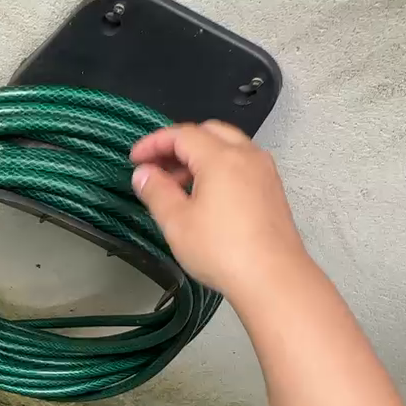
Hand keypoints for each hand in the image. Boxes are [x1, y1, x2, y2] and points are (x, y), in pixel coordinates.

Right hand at [130, 122, 310, 300]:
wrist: (269, 274)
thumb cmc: (221, 249)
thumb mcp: (176, 222)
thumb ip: (156, 192)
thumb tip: (143, 174)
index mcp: (220, 158)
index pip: (183, 135)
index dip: (154, 142)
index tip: (135, 157)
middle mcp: (246, 155)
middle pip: (208, 132)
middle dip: (177, 145)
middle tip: (155, 166)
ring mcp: (262, 169)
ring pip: (226, 146)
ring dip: (198, 156)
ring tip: (176, 184)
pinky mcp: (269, 187)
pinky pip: (240, 162)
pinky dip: (217, 167)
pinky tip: (203, 194)